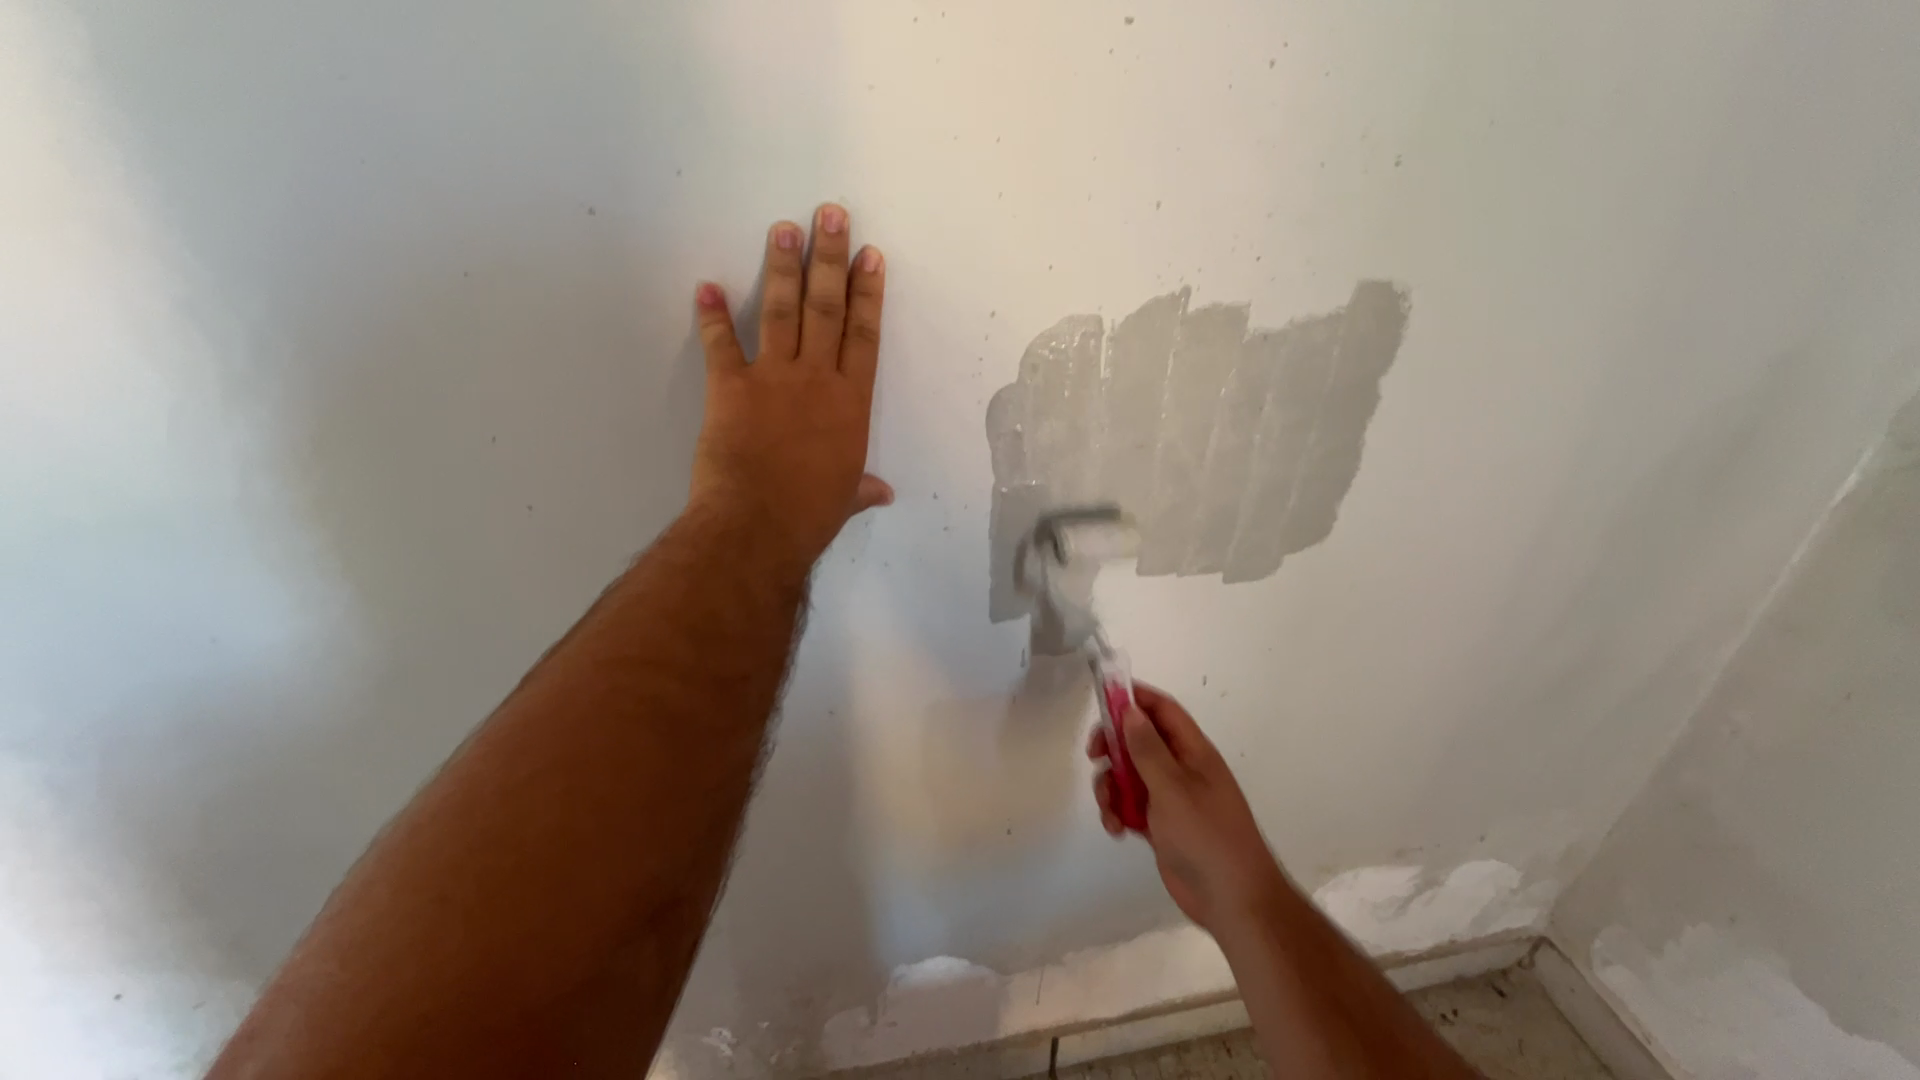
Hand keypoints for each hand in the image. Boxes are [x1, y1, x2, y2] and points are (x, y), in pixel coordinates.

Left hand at [690, 203, 893, 566]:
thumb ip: (863, 487)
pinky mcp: (731, 388)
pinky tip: (706, 286)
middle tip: (830, 214)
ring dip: (782, 267)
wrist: (759, 524)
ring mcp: (773, 378)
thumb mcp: (845, 499)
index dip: (868, 293)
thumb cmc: (810, 515)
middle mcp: (817, 378)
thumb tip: (885, 494)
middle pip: (827, 307)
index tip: (870, 256)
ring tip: (784, 228)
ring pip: (781, 311)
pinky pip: (721, 344)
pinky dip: (712, 315)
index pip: (864, 336)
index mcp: (850, 403)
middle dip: (830, 258)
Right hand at [1088, 684, 1286, 934]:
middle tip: (1094, 756)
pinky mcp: (1161, 824)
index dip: (1133, 698)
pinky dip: (1119, 812)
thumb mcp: (1172, 787)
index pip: (1162, 709)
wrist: (1232, 899)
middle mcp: (1181, 768)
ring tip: (1110, 812)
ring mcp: (1171, 797)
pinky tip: (1117, 830)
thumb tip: (1130, 709)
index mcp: (1193, 751)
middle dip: (1113, 746)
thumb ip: (1147, 748)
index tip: (1102, 700)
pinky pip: (1131, 805)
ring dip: (1111, 787)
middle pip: (1139, 740)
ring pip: (1129, 775)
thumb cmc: (1205, 835)